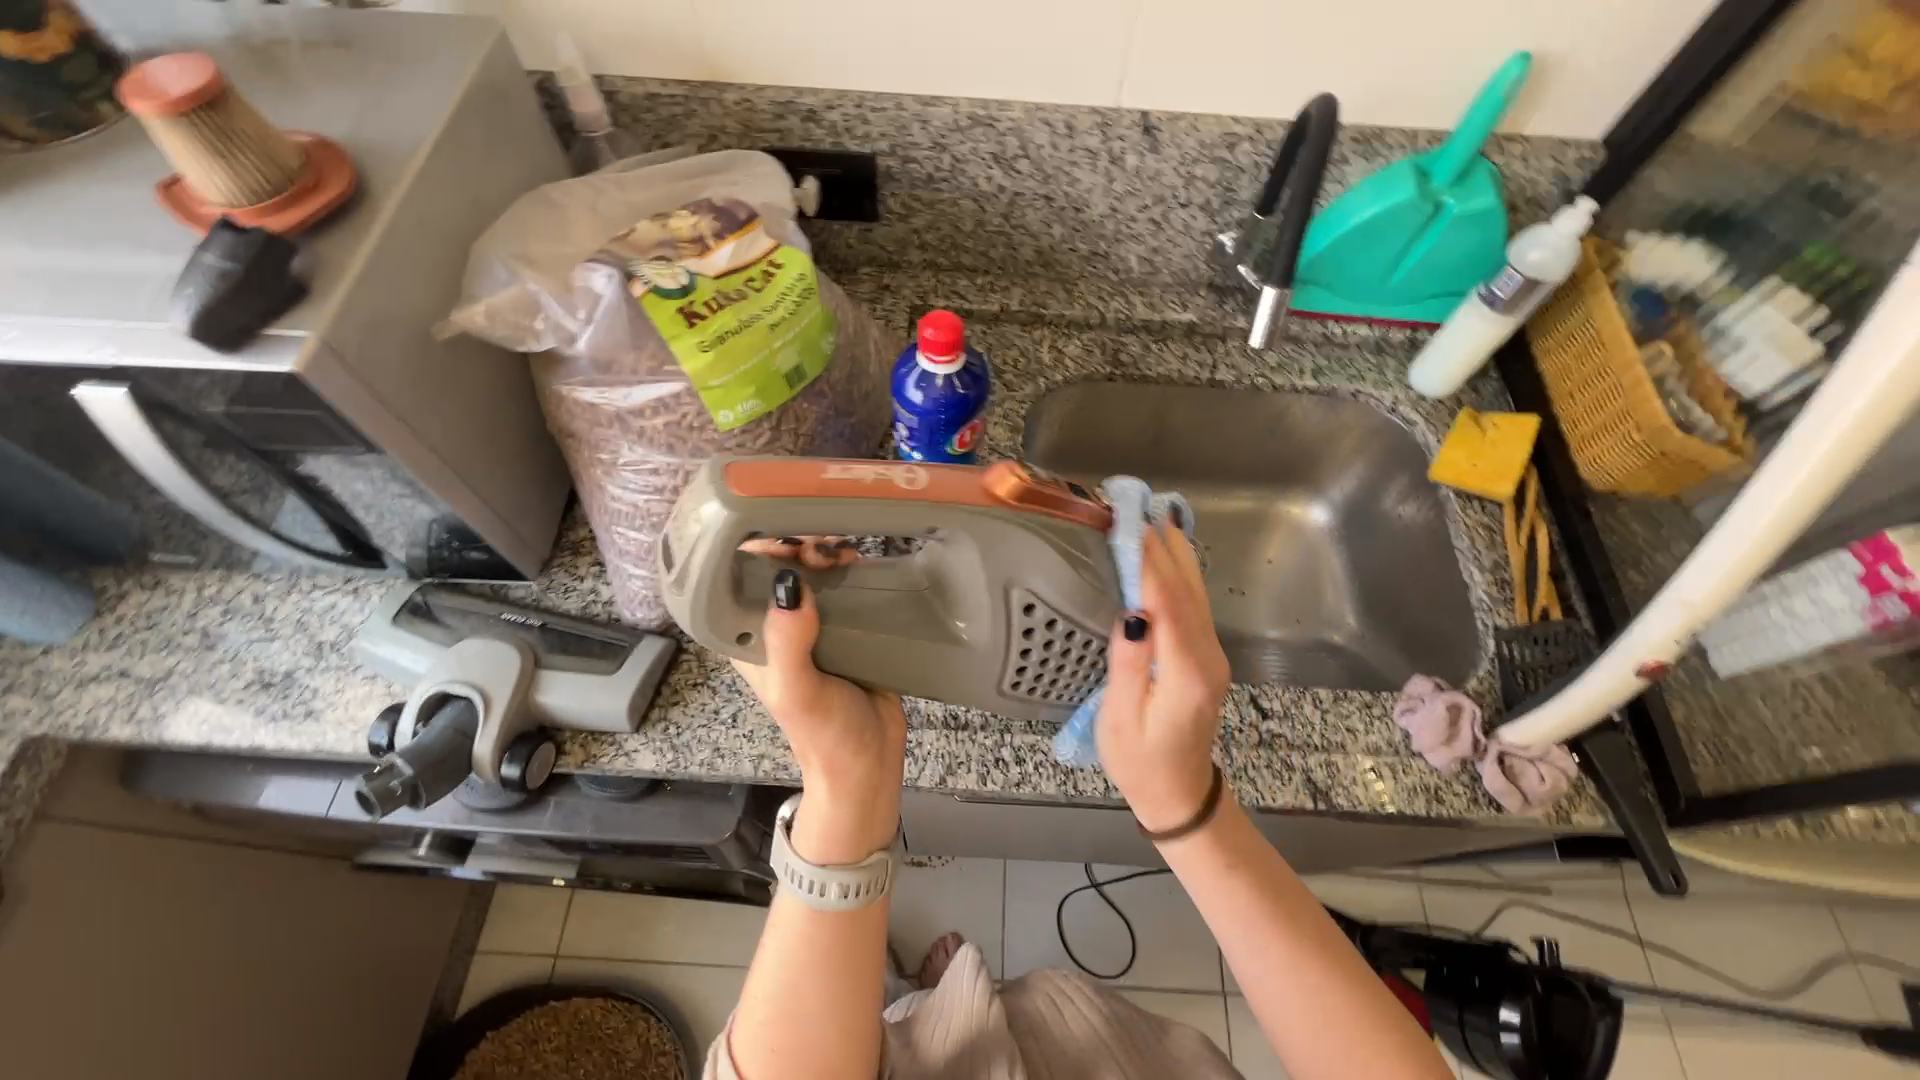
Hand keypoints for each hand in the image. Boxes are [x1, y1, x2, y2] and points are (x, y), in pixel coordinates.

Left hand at [731, 545, 905, 863]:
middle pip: (774, 565)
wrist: (871, 762)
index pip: (733, 577)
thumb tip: (791, 583)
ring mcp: (810, 624)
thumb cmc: (824, 734)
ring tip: (844, 554)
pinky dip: (847, 567)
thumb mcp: (797, 691)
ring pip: (809, 570)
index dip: (753, 549)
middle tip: (823, 551)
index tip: (785, 540)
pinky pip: (841, 585)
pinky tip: (859, 559)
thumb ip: (788, 642)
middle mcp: (774, 625)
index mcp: (748, 638)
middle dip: (794, 545)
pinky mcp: (845, 625)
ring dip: (823, 552)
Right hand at [1097, 521, 1232, 833]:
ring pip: (1196, 594)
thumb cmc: (1140, 763)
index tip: (1130, 527)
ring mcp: (1212, 655)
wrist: (1179, 795)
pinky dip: (1180, 575)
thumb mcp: (1122, 720)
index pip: (1168, 605)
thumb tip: (1132, 612)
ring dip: (1174, 555)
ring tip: (1153, 519)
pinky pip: (1194, 606)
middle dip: (1163, 548)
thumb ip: (1129, 665)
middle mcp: (1208, 657)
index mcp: (1186, 673)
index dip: (1149, 563)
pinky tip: (1170, 556)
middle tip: (1137, 508)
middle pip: (1188, 591)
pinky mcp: (1206, 656)